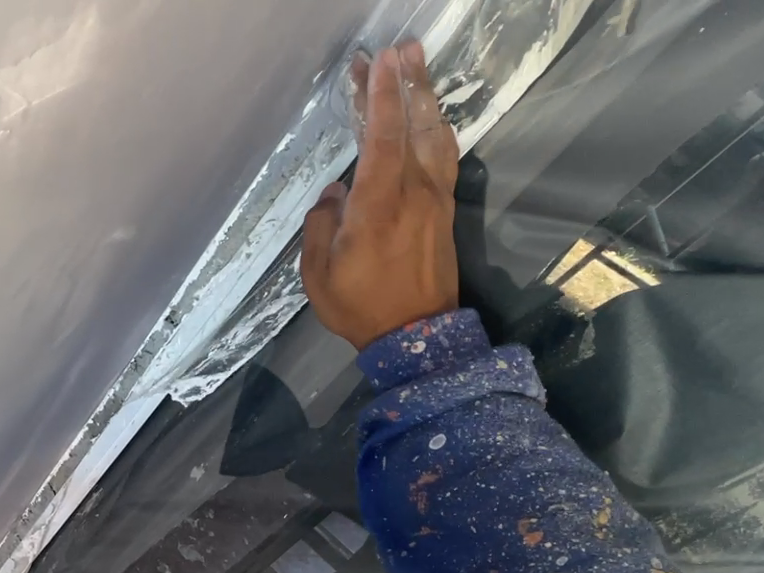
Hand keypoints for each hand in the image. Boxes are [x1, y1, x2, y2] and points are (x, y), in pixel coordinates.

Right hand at [301, 41, 461, 349]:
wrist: (416, 333)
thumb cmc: (359, 306)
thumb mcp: (318, 275)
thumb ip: (321, 227)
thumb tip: (334, 194)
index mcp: (377, 205)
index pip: (383, 138)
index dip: (381, 97)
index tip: (378, 61)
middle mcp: (414, 192)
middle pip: (415, 125)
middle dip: (407, 84)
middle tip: (401, 48)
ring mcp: (436, 198)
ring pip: (436, 135)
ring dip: (425, 98)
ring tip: (416, 68)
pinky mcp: (444, 208)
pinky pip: (444, 155)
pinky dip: (436, 127)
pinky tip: (429, 116)